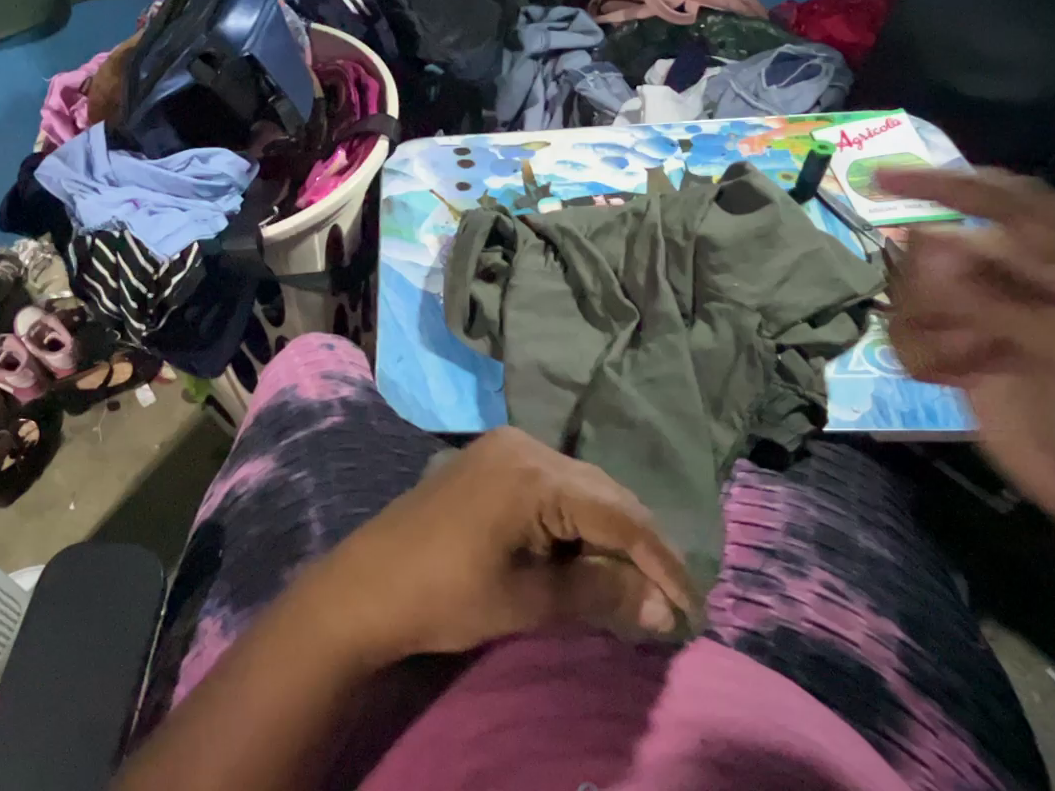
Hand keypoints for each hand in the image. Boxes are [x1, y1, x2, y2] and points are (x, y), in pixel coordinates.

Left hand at [289, 426, 694, 666]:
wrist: (362, 588)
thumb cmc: (442, 596)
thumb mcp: (527, 601)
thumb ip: (599, 594)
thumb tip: (665, 608)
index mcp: (533, 472)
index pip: (621, 514)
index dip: (661, 563)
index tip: (692, 609)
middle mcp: (522, 446)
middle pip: (604, 494)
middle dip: (638, 548)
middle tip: (667, 602)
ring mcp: (500, 450)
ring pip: (580, 490)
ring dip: (608, 535)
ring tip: (632, 587)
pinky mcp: (487, 463)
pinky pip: (550, 488)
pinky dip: (574, 523)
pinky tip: (585, 557)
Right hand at [876, 167, 1054, 532]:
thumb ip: (997, 299)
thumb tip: (921, 243)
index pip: (1018, 204)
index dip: (954, 185)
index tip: (883, 179)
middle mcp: (1042, 283)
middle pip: (955, 250)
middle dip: (931, 281)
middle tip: (934, 316)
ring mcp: (1002, 320)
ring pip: (924, 292)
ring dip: (926, 324)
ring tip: (958, 360)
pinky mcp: (970, 356)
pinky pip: (915, 334)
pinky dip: (919, 352)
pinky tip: (945, 376)